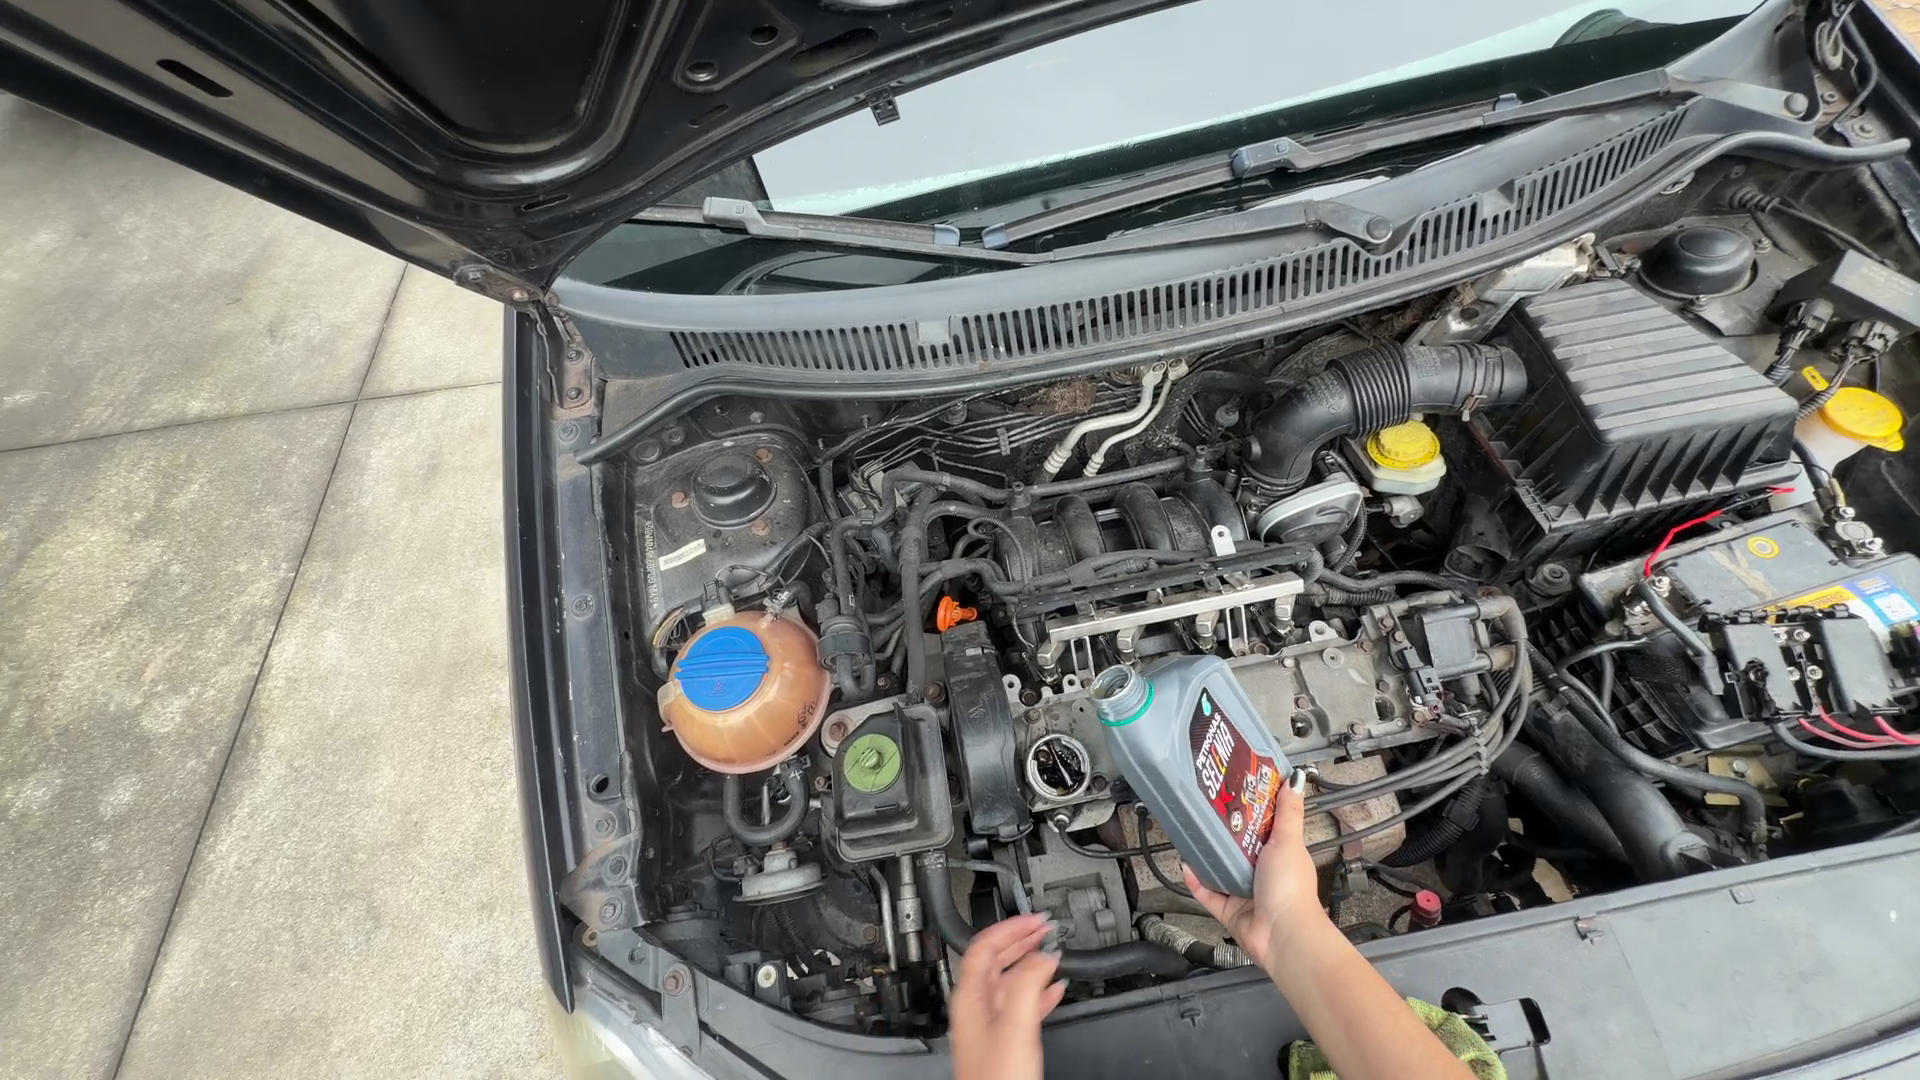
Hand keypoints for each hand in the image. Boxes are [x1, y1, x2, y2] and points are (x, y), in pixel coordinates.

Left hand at [950, 913, 1066, 1079]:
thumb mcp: (1016, 1023)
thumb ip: (1027, 981)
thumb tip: (1042, 953)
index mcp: (970, 995)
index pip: (985, 944)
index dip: (1010, 926)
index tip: (1034, 918)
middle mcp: (975, 1006)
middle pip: (996, 958)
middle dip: (1021, 939)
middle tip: (1044, 927)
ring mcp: (989, 1025)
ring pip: (1010, 980)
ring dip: (1031, 962)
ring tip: (1052, 949)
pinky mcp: (1004, 1043)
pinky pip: (1021, 1004)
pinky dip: (1039, 990)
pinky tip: (1055, 989)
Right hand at [1183, 776, 1327, 971]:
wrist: (1282, 935)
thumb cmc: (1290, 887)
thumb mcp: (1288, 841)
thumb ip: (1288, 812)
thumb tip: (1295, 781)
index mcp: (1280, 855)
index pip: (1262, 828)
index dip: (1248, 810)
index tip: (1232, 791)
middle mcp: (1262, 873)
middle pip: (1238, 848)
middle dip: (1222, 832)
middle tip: (1204, 810)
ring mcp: (1245, 893)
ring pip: (1220, 869)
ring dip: (1206, 856)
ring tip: (1190, 834)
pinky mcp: (1228, 910)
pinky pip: (1207, 893)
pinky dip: (1196, 881)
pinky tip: (1186, 865)